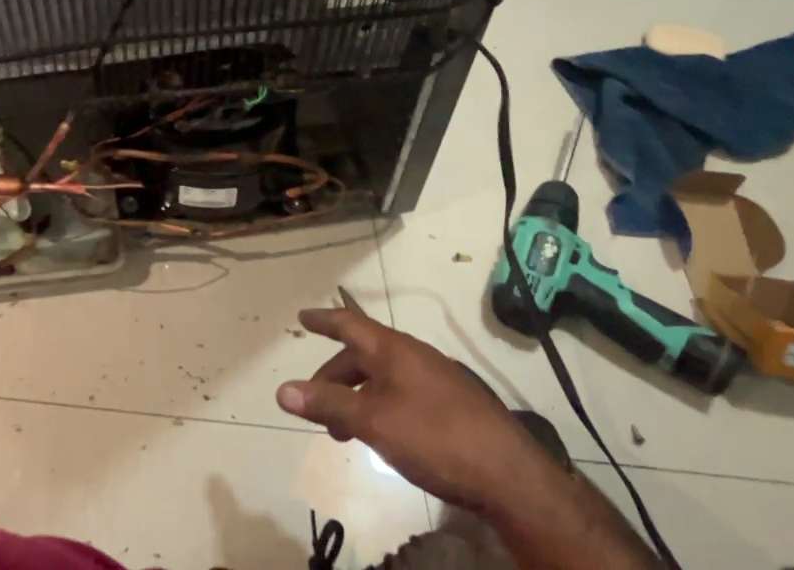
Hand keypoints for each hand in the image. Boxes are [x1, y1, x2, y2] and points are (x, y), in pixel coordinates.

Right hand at [276, 306, 561, 511]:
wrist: (511, 477)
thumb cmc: (436, 439)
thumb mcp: (373, 421)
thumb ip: (328, 404)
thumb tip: (282, 390)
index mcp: (394, 350)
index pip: (350, 324)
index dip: (324, 320)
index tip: (302, 316)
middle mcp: (416, 357)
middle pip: (363, 354)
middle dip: (335, 376)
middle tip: (316, 405)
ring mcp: (439, 380)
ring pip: (384, 377)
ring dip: (357, 396)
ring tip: (346, 430)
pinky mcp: (455, 406)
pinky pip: (404, 393)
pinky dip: (381, 405)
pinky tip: (385, 435)